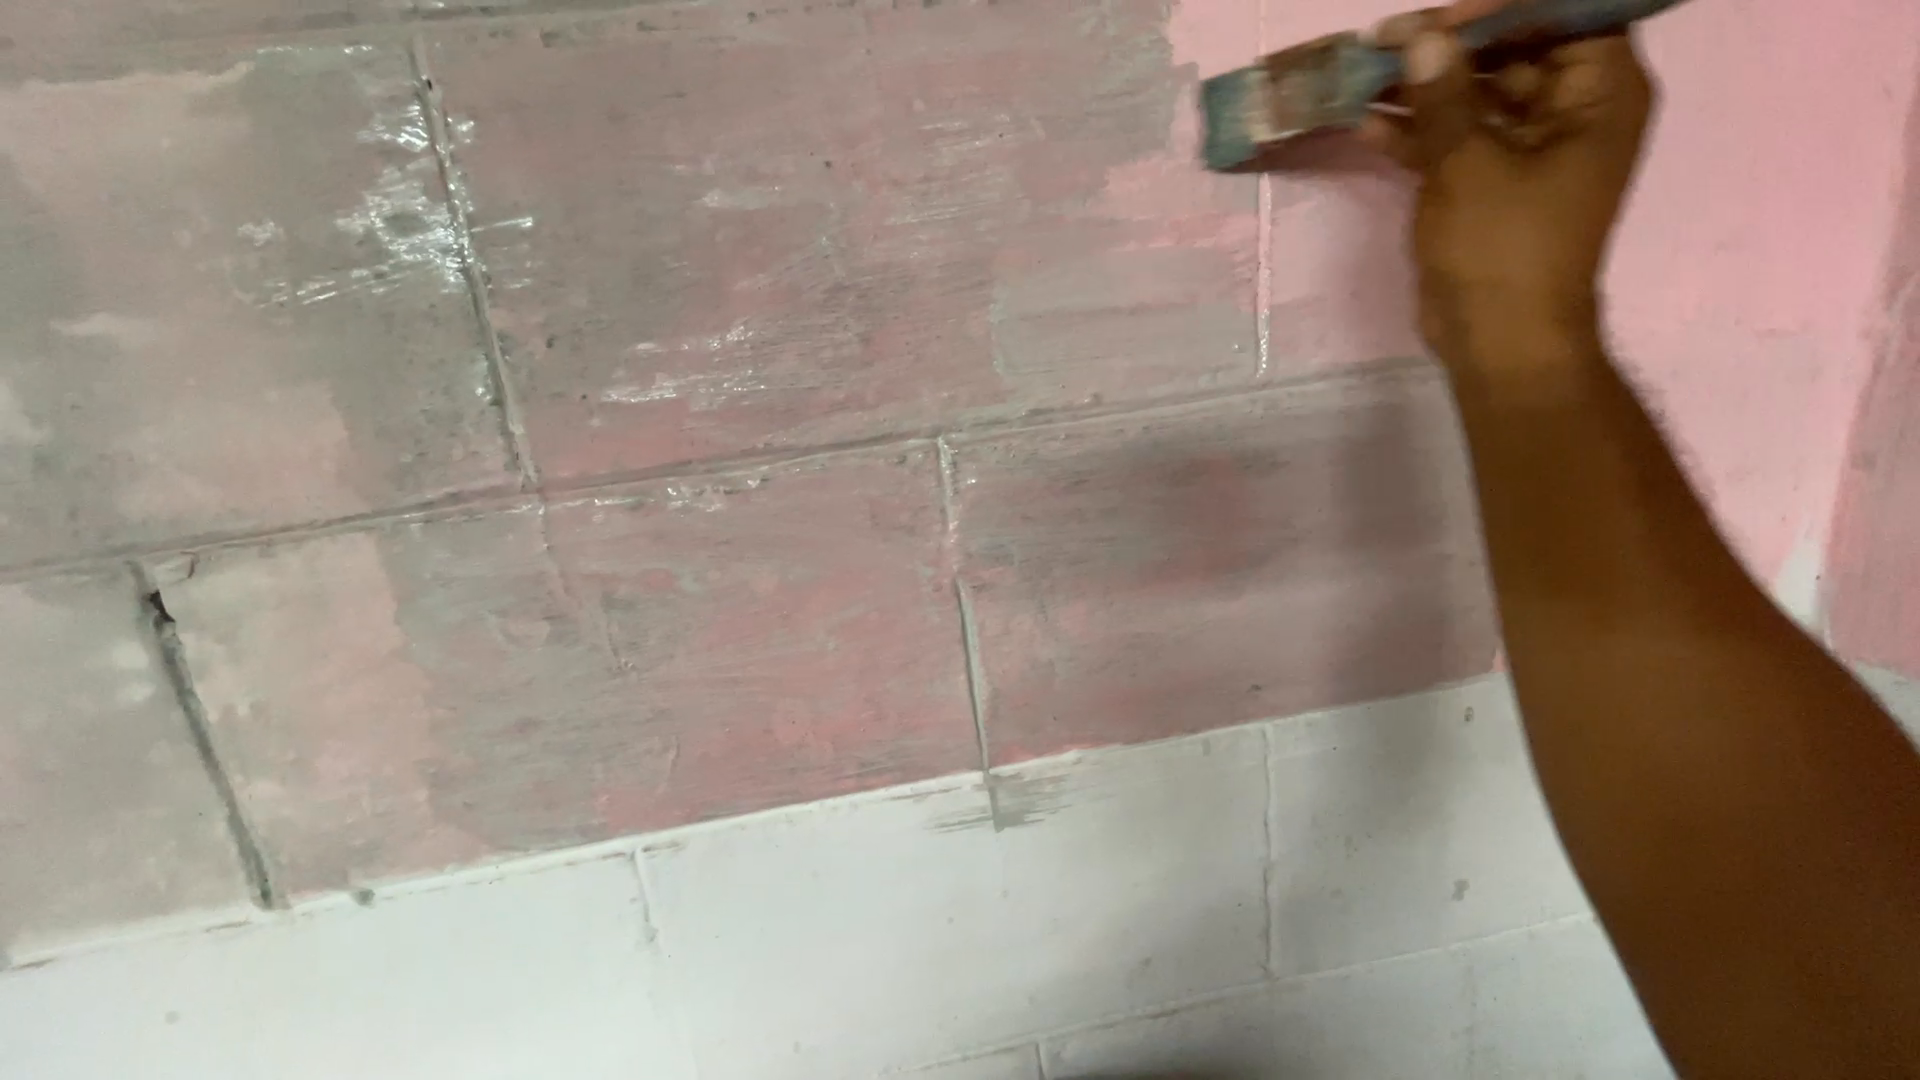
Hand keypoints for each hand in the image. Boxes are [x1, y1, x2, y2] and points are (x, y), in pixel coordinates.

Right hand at [1360, 2, 1654, 368]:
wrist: (1498, 337)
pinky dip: (1414, 135)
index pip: (1561, 14)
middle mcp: (1569, 112)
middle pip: (1512, 52)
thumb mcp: (1469, 165)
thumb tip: (1423, 41)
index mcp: (1599, 93)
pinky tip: (1367, 126)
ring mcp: (1525, 152)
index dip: (1498, 9)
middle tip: (1384, 45)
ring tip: (1364, 79)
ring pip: (1474, 98)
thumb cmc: (1502, 248)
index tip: (1435, 19)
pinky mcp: (1486, 187)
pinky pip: (1453, 143)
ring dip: (1422, 90)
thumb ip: (1444, 98)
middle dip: (1447, 47)